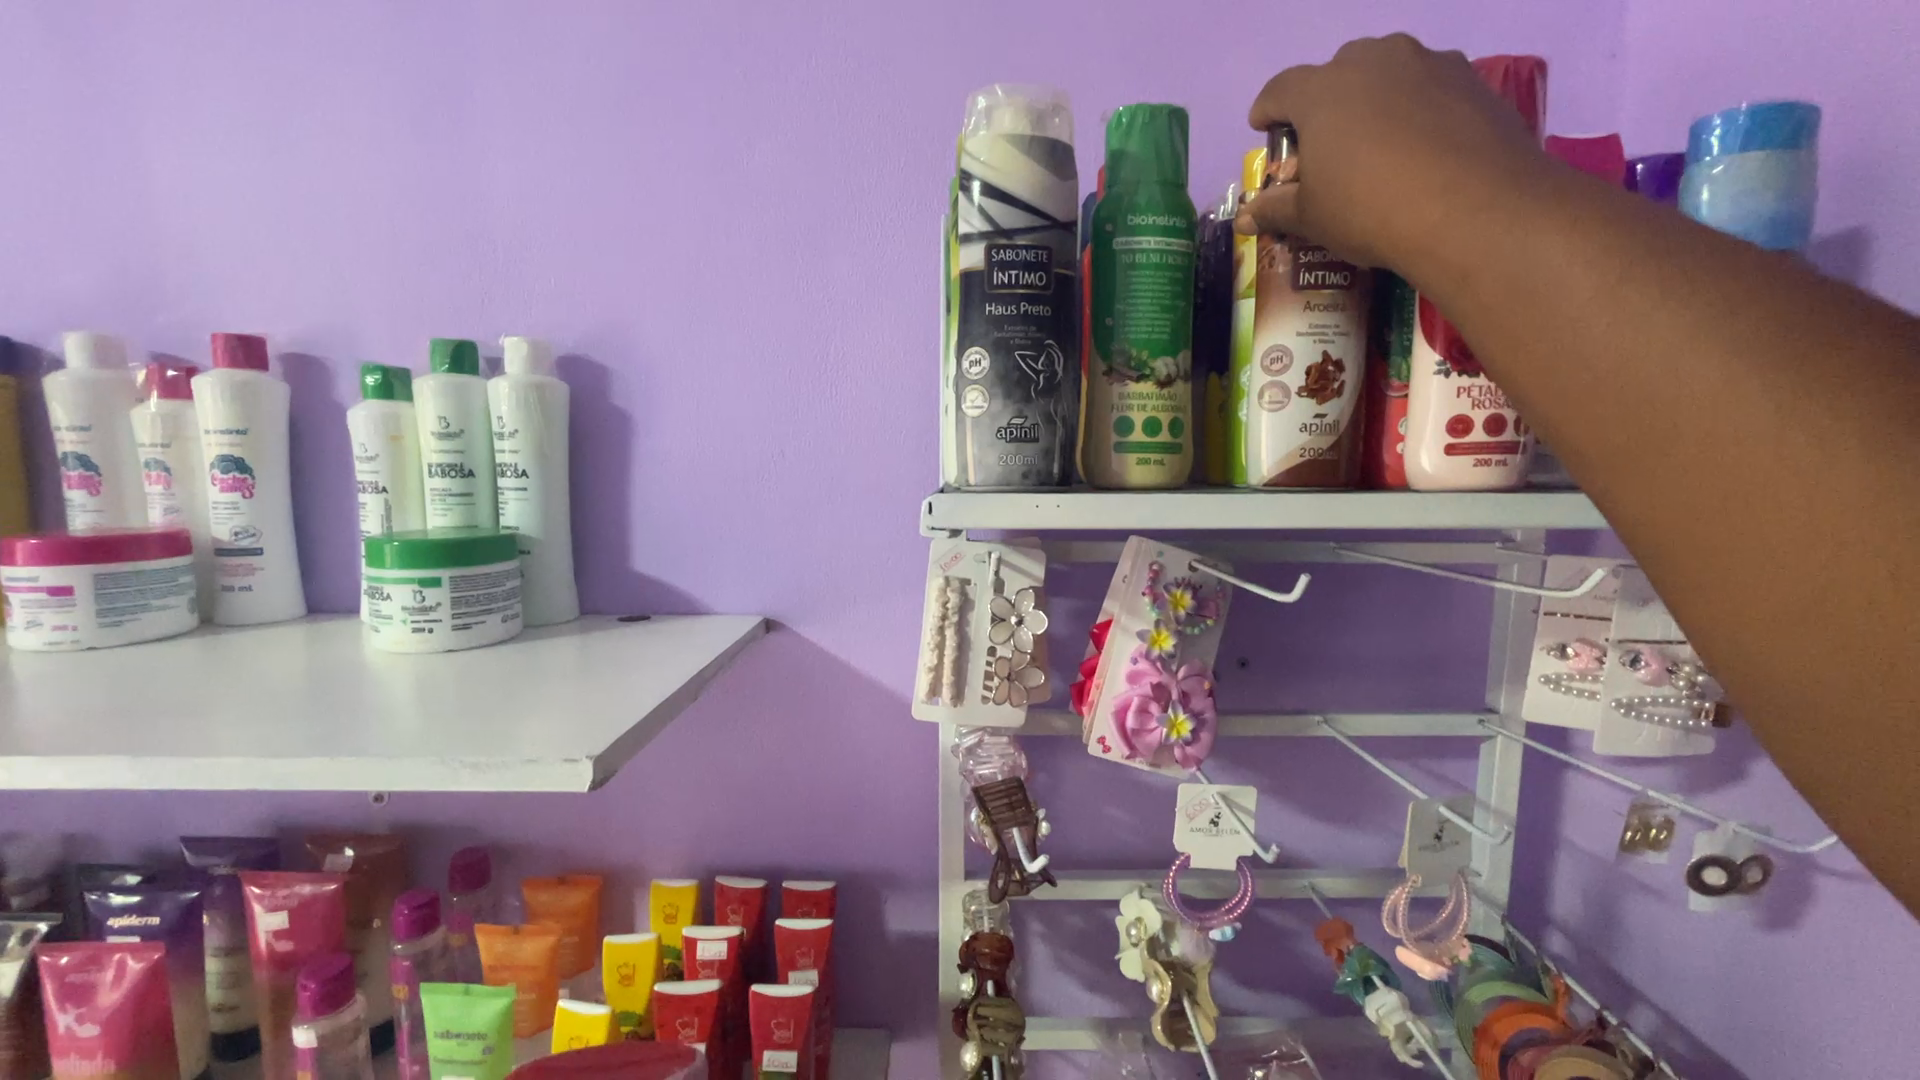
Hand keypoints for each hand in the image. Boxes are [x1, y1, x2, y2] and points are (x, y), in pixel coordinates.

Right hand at [1235, 34, 1551, 273]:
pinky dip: (1416, 110)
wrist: (1472, 209)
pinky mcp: (1471, 79)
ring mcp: (1428, 63)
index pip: (1280, 89)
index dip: (1267, 111)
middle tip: (1325, 144)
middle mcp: (1373, 60)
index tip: (1264, 128)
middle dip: (1324, 103)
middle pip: (1336, 73)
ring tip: (1376, 146)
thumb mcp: (1310, 217)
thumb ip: (1275, 208)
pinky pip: (1428, 88)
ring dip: (1373, 101)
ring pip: (1387, 74)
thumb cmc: (1368, 209)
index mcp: (1322, 90)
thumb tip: (1246, 216)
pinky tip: (1419, 150)